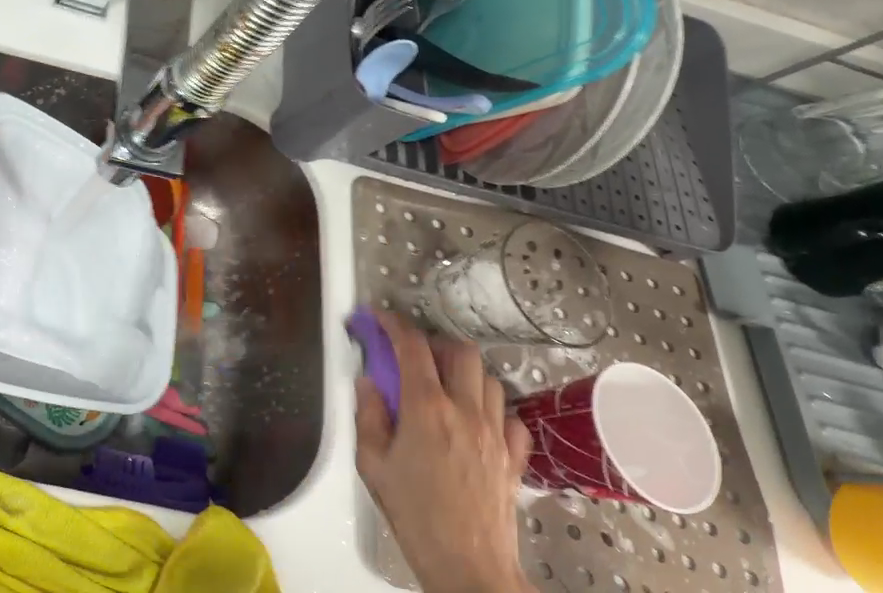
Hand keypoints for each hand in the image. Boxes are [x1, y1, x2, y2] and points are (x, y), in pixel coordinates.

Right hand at [355, 310, 535, 592]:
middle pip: (461, 352)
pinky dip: (494, 409)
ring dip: (465, 373)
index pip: (412, 346)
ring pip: (489, 379)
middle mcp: (466, 411)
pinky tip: (477, 421)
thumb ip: (368, 415)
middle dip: (435, 342)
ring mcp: (496, 433)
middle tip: (415, 354)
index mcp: (426, 408)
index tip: (379, 317)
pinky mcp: (515, 458)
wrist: (467, 565)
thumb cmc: (413, 514)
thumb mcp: (372, 464)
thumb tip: (367, 382)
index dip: (394, 323)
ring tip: (444, 385)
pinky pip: (512, 417)